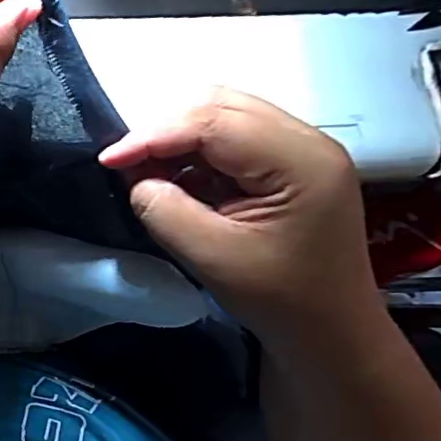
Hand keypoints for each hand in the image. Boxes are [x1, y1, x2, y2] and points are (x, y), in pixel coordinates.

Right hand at [99, 88, 379, 340]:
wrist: (331, 333)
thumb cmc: (281, 301)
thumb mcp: (213, 258)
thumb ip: (165, 211)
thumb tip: (137, 178)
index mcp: (301, 161)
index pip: (214, 122)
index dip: (154, 134)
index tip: (110, 160)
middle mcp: (307, 140)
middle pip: (220, 106)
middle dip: (165, 129)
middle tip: (128, 164)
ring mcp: (301, 149)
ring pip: (224, 116)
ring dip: (179, 139)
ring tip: (148, 171)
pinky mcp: (290, 163)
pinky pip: (233, 138)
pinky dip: (197, 152)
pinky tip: (178, 178)